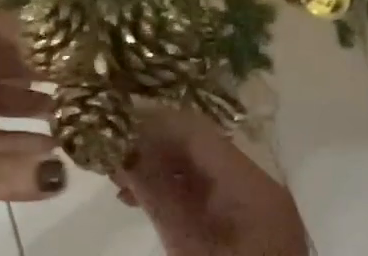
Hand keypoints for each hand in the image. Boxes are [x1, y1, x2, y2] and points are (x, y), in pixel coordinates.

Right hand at [112, 106, 307, 255]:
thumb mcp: (186, 245)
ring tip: (119, 185)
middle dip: (150, 147)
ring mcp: (257, 210)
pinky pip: (207, 195)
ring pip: (199, 170)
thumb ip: (153, 191)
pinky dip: (174, 193)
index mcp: (252, 184)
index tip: (108, 130)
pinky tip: (144, 203)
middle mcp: (259, 186)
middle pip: (197, 146)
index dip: (148, 124)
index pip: (193, 129)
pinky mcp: (248, 231)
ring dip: (158, 170)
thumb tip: (117, 145)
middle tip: (108, 159)